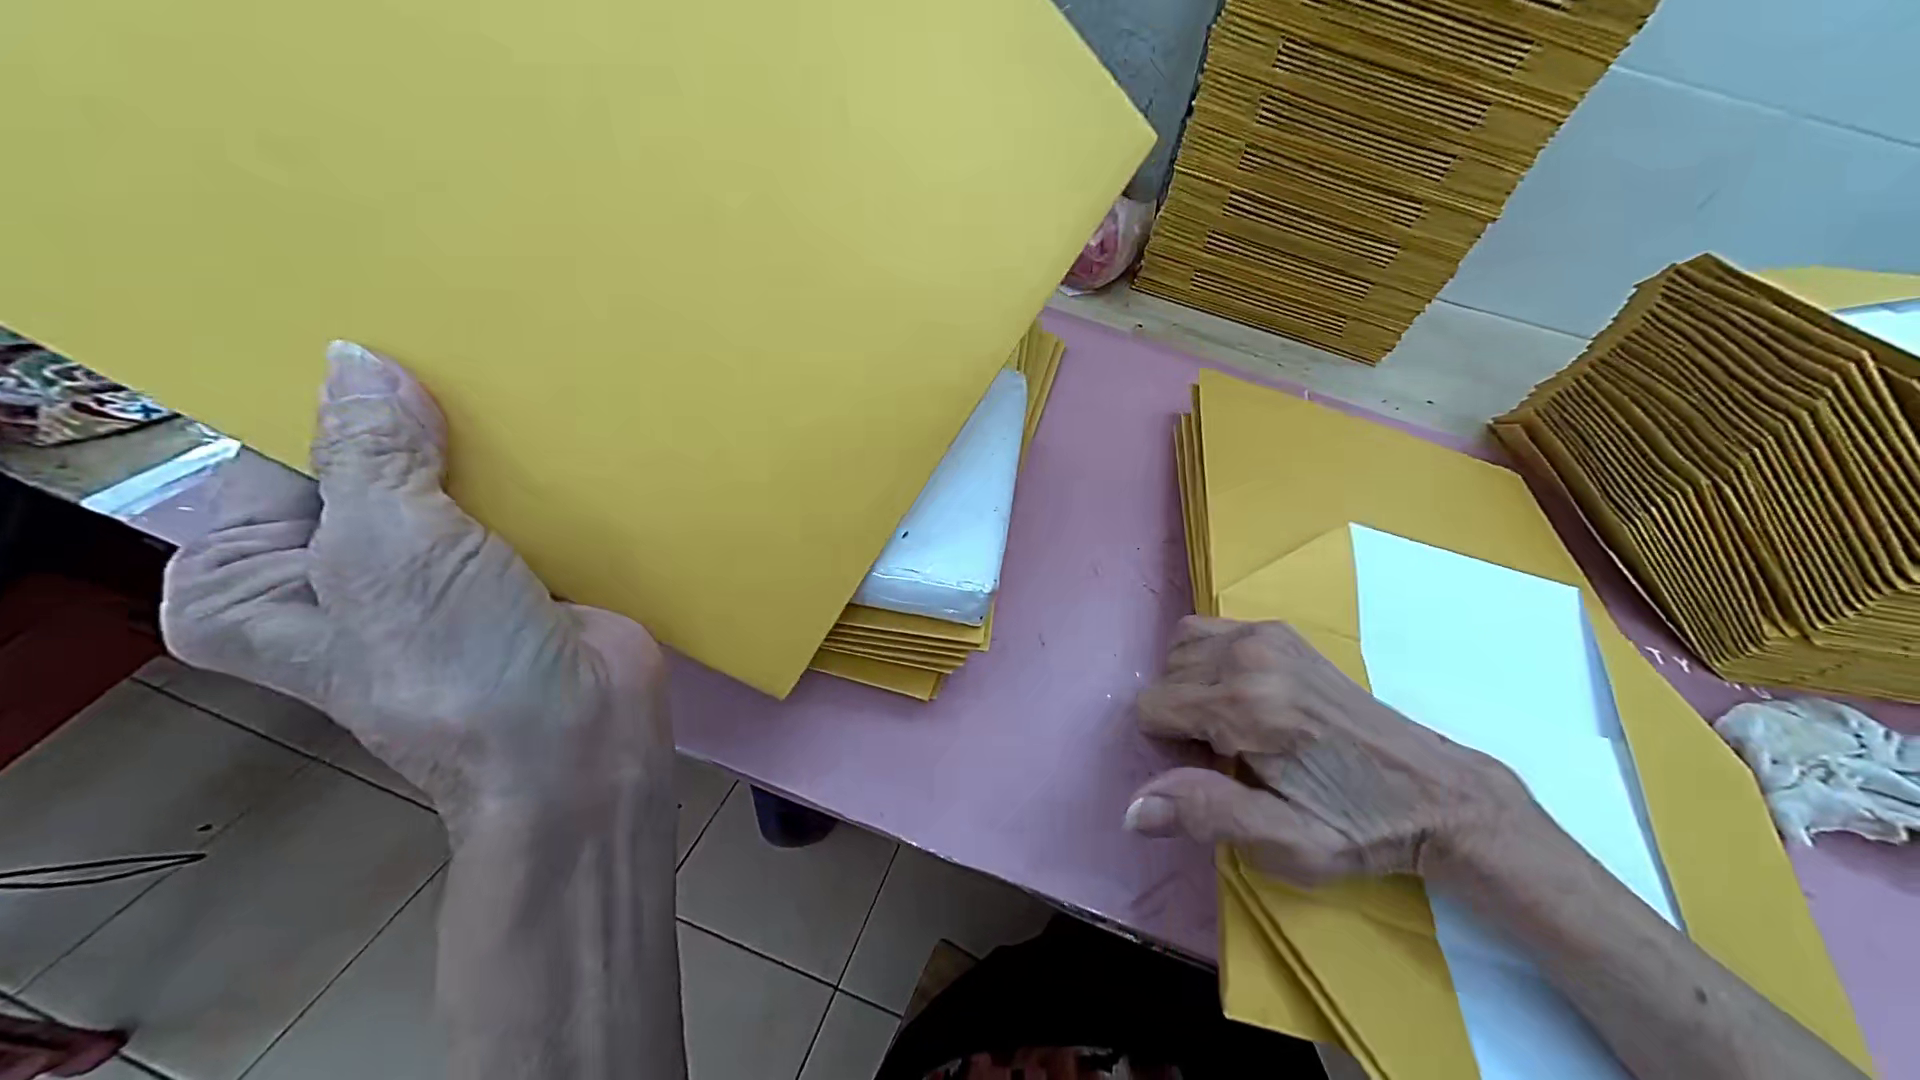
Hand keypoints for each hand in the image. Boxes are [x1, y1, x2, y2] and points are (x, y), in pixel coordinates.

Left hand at [160, 341, 670, 831]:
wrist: (584, 739)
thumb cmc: (461, 662)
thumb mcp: (392, 551)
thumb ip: (371, 453)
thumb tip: (356, 359)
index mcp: (260, 579)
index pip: (277, 457)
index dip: (327, 406)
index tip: (387, 346)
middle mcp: (343, 573)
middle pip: (371, 466)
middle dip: (414, 422)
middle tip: (461, 355)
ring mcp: (440, 575)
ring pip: (450, 484)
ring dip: (482, 449)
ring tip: (514, 382)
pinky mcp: (518, 575)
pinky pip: (513, 510)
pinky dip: (534, 480)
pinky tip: (559, 439)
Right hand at [1124, 617, 1531, 884]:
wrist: (1435, 792)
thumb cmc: (1358, 826)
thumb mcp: (1287, 844)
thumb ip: (1206, 814)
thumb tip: (1132, 808)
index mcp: (1247, 705)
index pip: (1152, 708)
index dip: (1169, 748)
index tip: (1210, 772)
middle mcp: (1250, 655)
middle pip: (1163, 677)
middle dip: (1178, 718)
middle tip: (1226, 756)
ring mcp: (1266, 635)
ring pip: (1178, 649)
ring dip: (1186, 688)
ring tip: (1228, 725)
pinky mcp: (1280, 631)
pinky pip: (1207, 631)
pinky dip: (1203, 661)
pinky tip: (1236, 695)